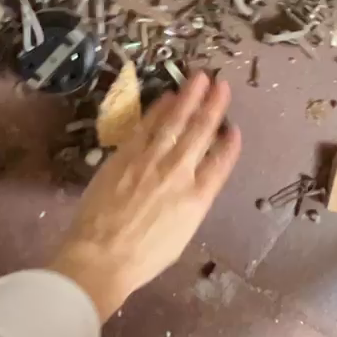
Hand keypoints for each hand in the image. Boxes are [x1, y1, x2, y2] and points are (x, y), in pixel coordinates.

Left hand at [49, 72, 242, 318]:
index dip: (229, 144)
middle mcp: (179, 173)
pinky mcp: (126, 155)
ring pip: (175, 121)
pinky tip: (168, 96)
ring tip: (200, 78)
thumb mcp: (181, 235)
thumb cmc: (143, 257)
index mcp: (197, 199)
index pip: (220, 164)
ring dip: (189, 97)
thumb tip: (194, 182)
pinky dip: (159, 109)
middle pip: (200, 133)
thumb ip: (191, 203)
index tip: (235, 128)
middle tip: (221, 84)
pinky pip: (147, 125)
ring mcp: (151, 160)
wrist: (102, 256)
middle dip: (212, 106)